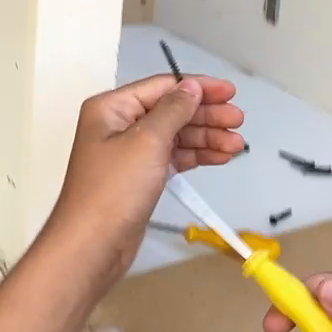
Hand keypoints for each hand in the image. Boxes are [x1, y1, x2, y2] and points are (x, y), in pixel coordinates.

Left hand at [41, 75, 243, 286]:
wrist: (94, 245)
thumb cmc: (110, 192)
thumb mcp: (147, 141)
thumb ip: (173, 110)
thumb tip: (191, 87)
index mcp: (111, 108)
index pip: (162, 87)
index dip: (198, 87)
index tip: (229, 92)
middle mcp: (118, 126)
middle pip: (171, 111)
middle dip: (206, 115)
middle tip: (238, 120)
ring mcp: (129, 153)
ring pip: (176, 136)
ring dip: (206, 137)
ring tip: (236, 144)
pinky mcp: (140, 177)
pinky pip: (173, 158)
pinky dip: (196, 156)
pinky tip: (220, 156)